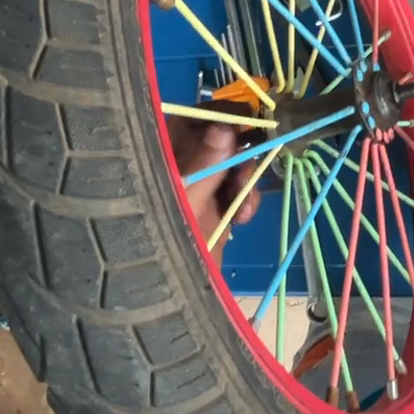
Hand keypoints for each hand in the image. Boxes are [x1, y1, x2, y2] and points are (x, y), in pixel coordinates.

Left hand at [168, 116, 262, 247]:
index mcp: (160, 151)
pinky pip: (240, 189)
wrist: (166, 296)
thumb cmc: (160, 244)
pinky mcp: (213, 206)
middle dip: (241, 154)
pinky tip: (242, 218)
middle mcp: (178, 161)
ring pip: (235, 163)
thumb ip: (204, 164)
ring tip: (241, 208)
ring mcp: (197, 184)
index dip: (225, 117)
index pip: (194, 117)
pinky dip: (247, 200)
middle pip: (221, 138)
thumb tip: (225, 128)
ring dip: (247, 180)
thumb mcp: (182, 201)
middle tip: (246, 173)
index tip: (253, 122)